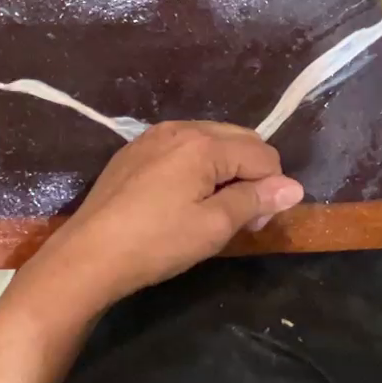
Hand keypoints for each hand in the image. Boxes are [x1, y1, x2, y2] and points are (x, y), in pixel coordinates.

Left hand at [25, 121, 304, 305]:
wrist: (88, 255)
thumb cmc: (156, 243)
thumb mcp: (213, 227)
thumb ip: (255, 201)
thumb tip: (293, 187)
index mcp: (203, 143)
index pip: (262, 153)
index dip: (270, 189)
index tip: (255, 225)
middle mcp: (179, 128)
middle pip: (238, 140)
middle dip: (250, 175)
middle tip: (239, 218)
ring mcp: (152, 137)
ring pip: (210, 142)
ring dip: (223, 171)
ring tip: (211, 211)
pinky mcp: (133, 152)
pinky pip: (181, 149)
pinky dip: (195, 169)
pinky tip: (181, 201)